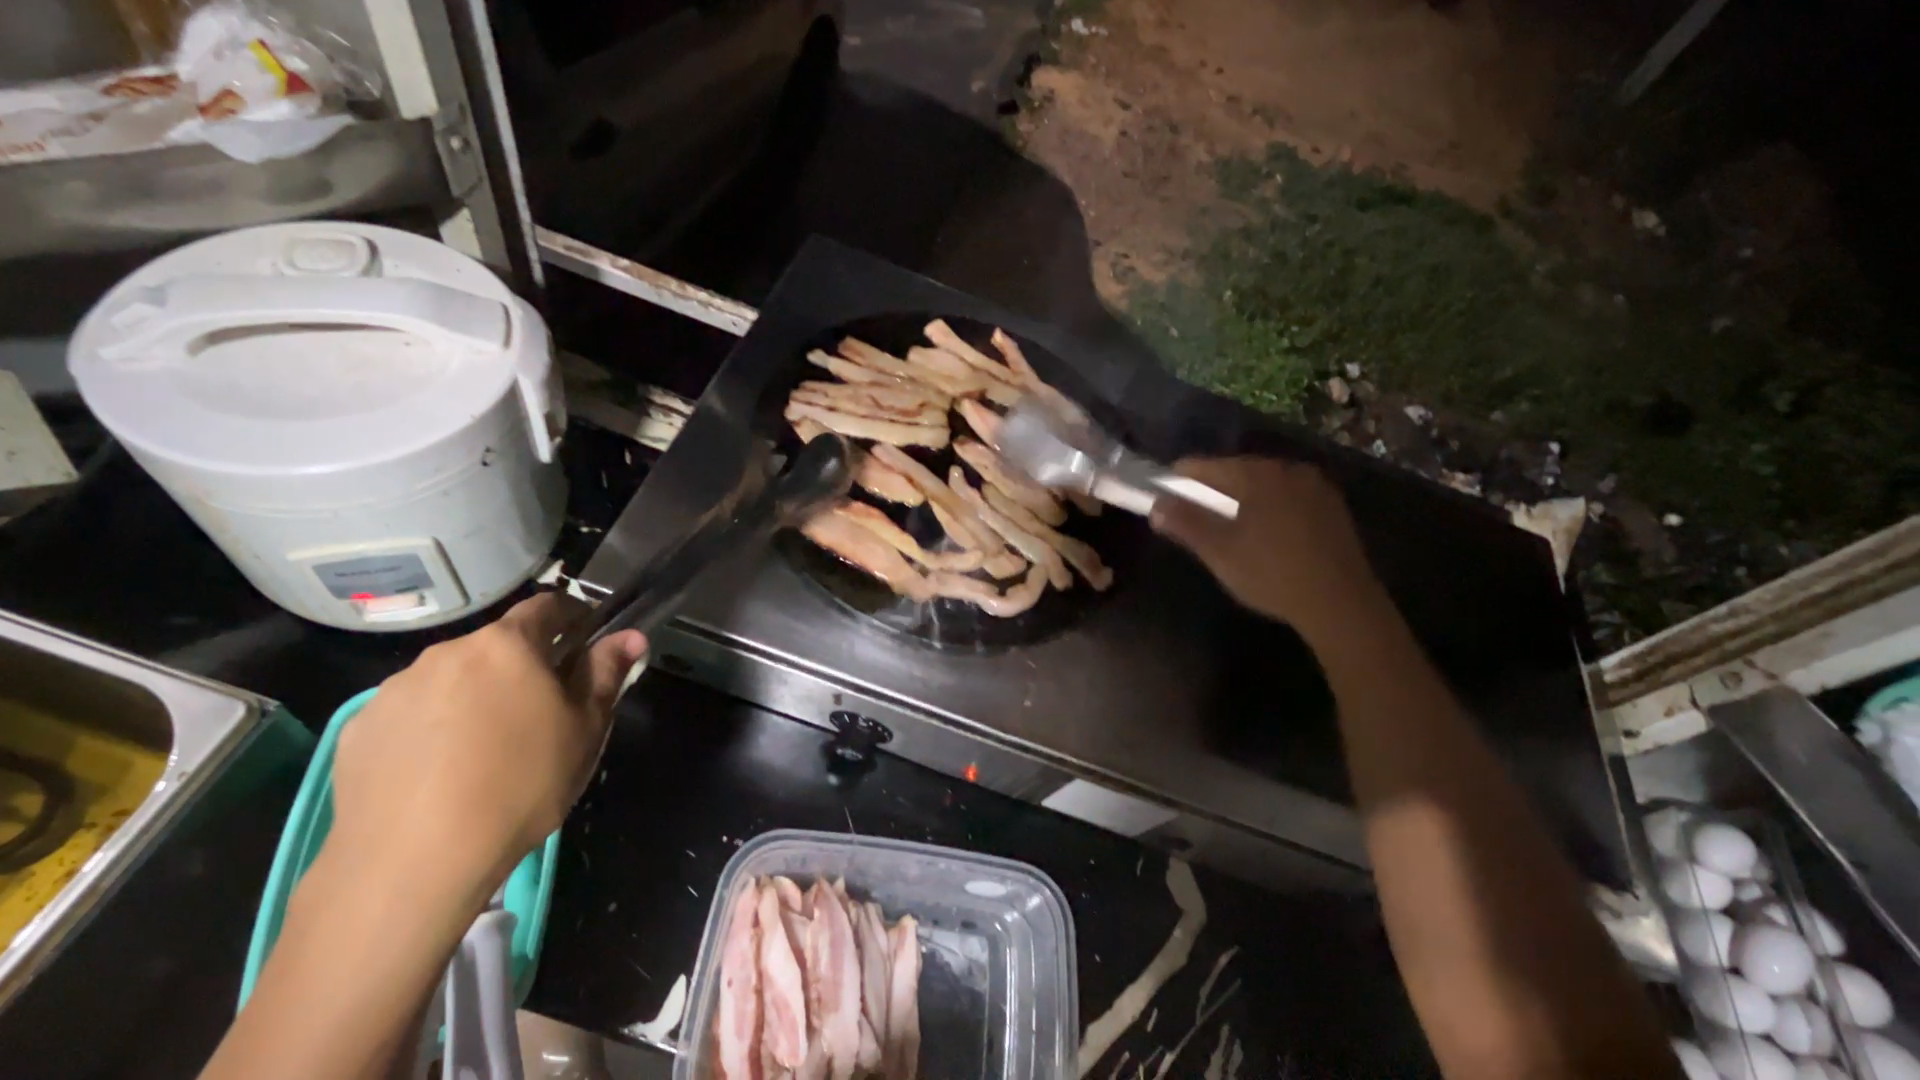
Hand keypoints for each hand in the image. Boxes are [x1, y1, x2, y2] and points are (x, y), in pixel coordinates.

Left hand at [328, 595, 646, 906]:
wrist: (415, 858)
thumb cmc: (521, 786)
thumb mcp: (584, 732)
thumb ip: (605, 676)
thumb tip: (631, 637)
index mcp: (508, 646)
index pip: (546, 607)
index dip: (571, 618)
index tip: (584, 642)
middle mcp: (448, 652)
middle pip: (495, 647)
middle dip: (519, 668)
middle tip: (537, 714)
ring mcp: (397, 689)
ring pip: (450, 681)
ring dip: (472, 699)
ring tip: (482, 753)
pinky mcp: (360, 729)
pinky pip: (408, 717)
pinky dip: (429, 731)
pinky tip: (437, 775)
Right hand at [1151, 457, 1381, 634]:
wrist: (1341, 604)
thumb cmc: (1272, 573)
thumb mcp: (1220, 551)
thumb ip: (1185, 523)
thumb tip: (1157, 505)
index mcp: (1258, 474)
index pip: (1207, 466)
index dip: (1180, 479)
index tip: (1163, 494)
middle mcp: (1289, 469)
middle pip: (1238, 472)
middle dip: (1212, 490)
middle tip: (1193, 514)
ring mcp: (1316, 487)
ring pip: (1265, 486)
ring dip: (1243, 500)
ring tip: (1227, 526)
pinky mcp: (1333, 509)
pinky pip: (1288, 499)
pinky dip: (1269, 509)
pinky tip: (1264, 536)